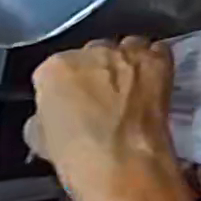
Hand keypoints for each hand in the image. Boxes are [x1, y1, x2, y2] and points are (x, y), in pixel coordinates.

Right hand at [31, 37, 179, 200]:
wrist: (121, 153)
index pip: (58, 66)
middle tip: (106, 89)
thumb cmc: (76, 148)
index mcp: (55, 67)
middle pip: (97, 51)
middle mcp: (94, 52)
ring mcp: (131, 53)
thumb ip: (47, 107)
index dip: (68, 82)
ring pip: (129, 46)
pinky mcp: (161, 60)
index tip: (75, 94)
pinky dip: (156, 61)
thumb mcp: (39, 130)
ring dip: (129, 60)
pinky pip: (158, 50)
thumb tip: (60, 106)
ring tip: (132, 83)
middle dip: (100, 67)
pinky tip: (153, 79)